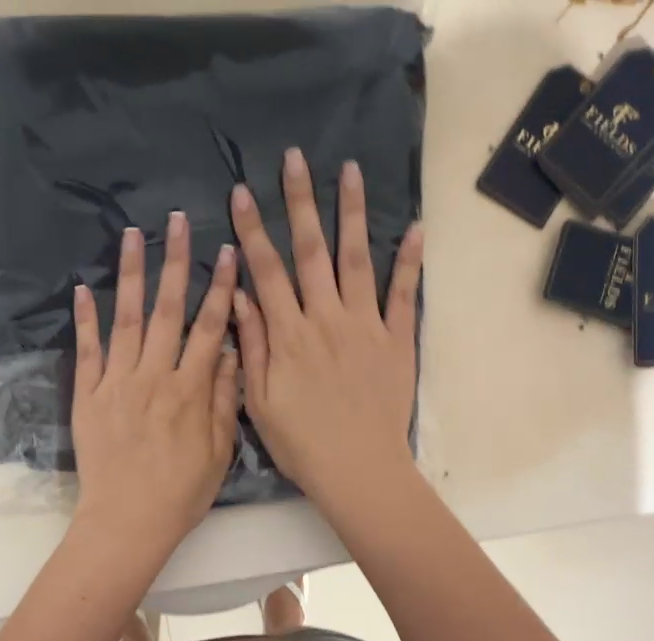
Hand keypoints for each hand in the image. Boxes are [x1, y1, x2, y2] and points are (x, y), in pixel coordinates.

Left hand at [70, 212, 239, 555]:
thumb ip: (224, 400)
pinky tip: (85, 288)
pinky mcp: (88, 398)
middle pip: (168, 311)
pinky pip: (87, 352)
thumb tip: (230, 351)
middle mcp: (154, 377)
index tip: (227, 251)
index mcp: (191, 390)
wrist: (127, 521)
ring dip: (131, 276)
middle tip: (177, 222)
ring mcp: (117, 384)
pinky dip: (86, 320)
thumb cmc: (180, 494)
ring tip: (132, 236)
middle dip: (175, 263)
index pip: (209, 328)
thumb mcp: (219, 453)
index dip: (220, 288)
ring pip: (127, 321)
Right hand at [229, 149, 423, 503]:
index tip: (241, 192)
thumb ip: (250, 348)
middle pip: (311, 251)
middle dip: (300, 201)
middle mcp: (327, 319)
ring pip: (356, 260)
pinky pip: (403, 294)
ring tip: (350, 170)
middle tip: (295, 158)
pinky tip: (414, 227)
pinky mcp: (397, 340)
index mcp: (289, 335)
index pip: (266, 272)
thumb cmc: (302, 444)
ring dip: (352, 213)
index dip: (253, 231)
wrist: (358, 470)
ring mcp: (366, 326)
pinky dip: (409, 260)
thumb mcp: (260, 403)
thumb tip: (239, 298)